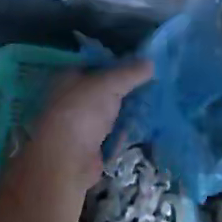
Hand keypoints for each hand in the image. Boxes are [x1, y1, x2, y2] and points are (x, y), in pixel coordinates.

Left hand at [24, 61, 152, 192]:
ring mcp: (81, 123)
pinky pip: (112, 132)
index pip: (96, 62)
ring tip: (152, 102)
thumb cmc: (83, 111)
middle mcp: (72, 97)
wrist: (68, 160)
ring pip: (109, 110)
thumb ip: (130, 73)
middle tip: (151, 83)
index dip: (117, 61)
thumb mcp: (109, 84)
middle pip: (104, 88)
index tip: (140, 63)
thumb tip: (150, 62)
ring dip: (127, 109)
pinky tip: (143, 125)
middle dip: (126, 87)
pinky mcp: (90, 145)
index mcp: (69, 77)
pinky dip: (125, 130)